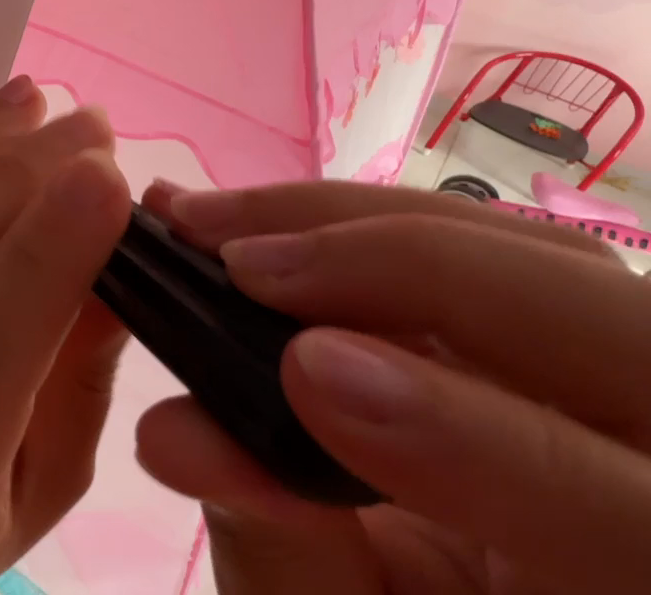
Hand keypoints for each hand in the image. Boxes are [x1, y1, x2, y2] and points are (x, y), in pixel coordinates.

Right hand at [134, 180, 650, 592]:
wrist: (475, 590)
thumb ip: (281, 549)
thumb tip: (173, 433)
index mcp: (625, 585)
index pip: (619, 513)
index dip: (462, 427)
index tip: (298, 368)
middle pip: (606, 321)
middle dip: (397, 263)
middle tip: (227, 258)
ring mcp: (622, 388)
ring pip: (541, 256)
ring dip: (351, 220)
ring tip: (206, 221)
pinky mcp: (559, 334)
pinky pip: (481, 247)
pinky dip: (354, 221)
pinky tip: (255, 225)